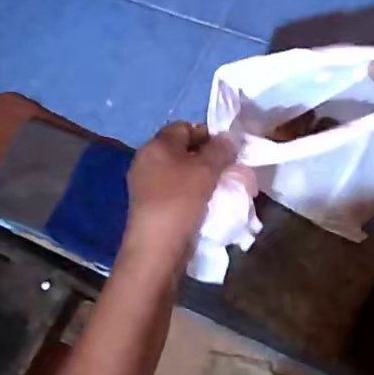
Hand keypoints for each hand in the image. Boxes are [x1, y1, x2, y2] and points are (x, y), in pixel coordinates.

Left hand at [123, 122, 237, 262]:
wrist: (156, 247)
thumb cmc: (180, 201)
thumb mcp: (206, 170)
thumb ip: (219, 150)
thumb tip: (227, 138)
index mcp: (155, 145)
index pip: (184, 127)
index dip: (207, 134)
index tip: (227, 149)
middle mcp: (146, 160)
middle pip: (181, 150)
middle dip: (206, 157)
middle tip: (227, 169)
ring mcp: (145, 184)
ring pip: (179, 172)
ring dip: (201, 177)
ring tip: (220, 188)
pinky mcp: (150, 205)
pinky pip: (175, 190)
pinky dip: (191, 193)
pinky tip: (205, 204)